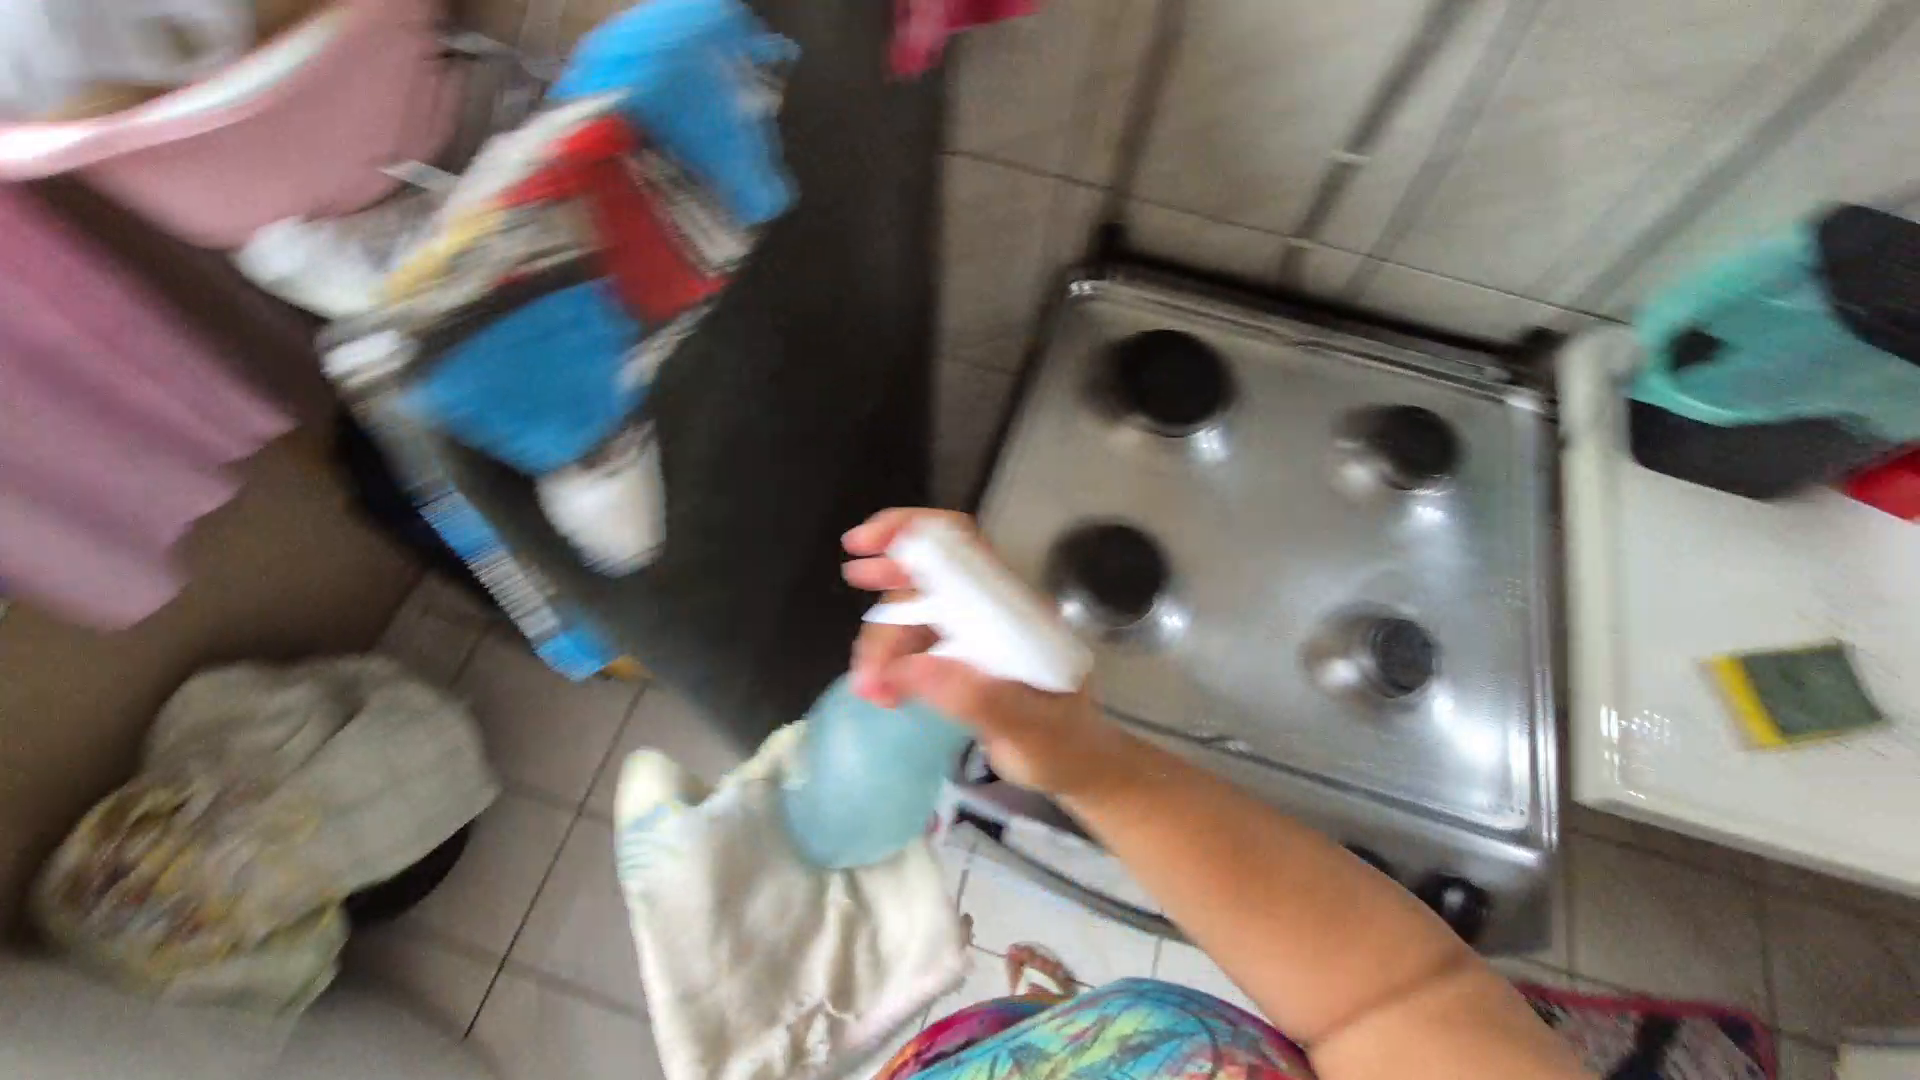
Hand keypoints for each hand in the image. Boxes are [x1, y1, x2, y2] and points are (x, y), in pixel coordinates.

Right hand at [842, 508, 1140, 794]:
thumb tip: (909, 668)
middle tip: (861, 647)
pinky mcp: (955, 658)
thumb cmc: (1063, 743)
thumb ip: (978, 697)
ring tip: (871, 691)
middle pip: (924, 578)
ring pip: (908, 616)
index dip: (913, 531)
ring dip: (879, 647)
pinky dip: (886, 666)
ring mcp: (970, 633)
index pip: (963, 546)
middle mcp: (988, 610)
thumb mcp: (1030, 728)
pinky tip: (881, 693)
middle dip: (883, 598)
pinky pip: (908, 647)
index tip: (868, 543)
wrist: (1075, 766)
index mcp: (1012, 609)